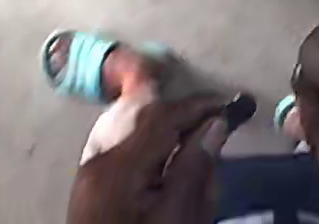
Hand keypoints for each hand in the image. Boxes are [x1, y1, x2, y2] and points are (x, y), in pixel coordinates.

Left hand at [68, 96, 229, 223]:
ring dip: (168, 129)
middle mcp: (99, 162)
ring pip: (136, 130)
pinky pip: (126, 149)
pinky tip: (168, 160)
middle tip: (215, 125)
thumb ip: (196, 168)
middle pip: (147, 118)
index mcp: (119, 170)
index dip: (198, 105)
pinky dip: (151, 145)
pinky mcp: (90, 187)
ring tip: (195, 142)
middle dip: (183, 117)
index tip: (229, 106)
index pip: (163, 117)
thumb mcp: (179, 221)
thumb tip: (215, 123)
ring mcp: (90, 174)